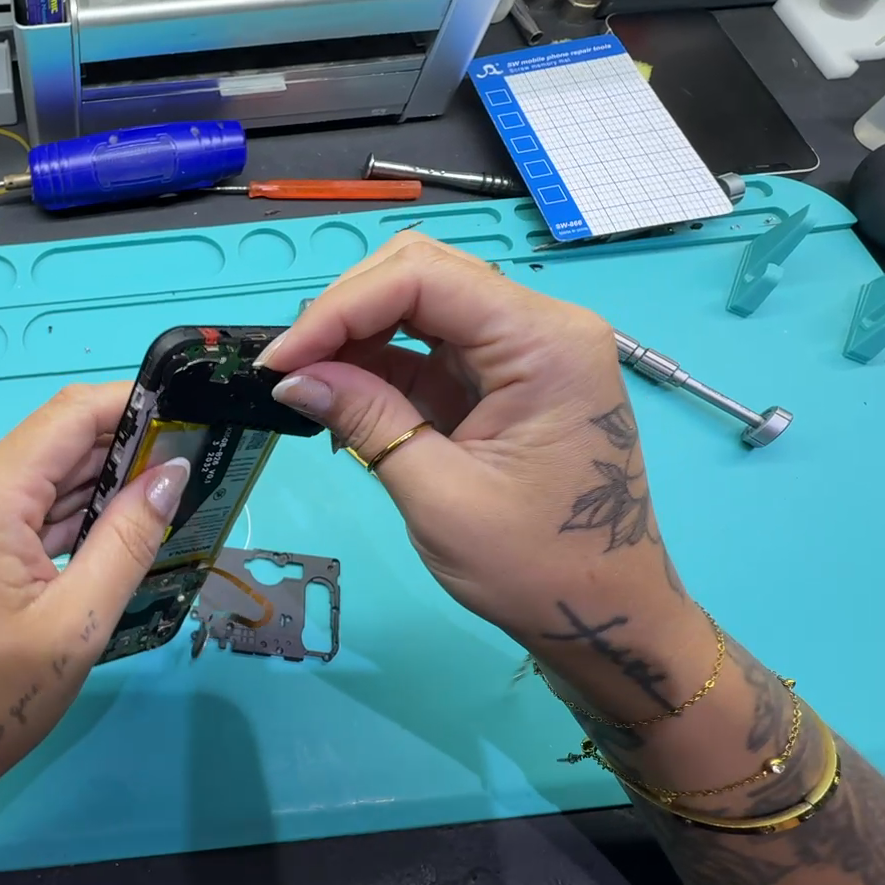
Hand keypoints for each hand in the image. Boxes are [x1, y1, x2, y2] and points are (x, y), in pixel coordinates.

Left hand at [0, 382, 187, 832]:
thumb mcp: (78, 621)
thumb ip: (129, 537)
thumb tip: (172, 471)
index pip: (68, 416)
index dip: (131, 404)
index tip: (188, 412)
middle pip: (55, 441)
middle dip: (124, 447)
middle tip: (192, 461)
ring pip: (41, 472)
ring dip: (99, 481)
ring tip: (167, 492)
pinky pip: (22, 502)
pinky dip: (68, 511)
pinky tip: (116, 522)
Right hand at [258, 233, 689, 664]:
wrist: (603, 613)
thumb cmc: (535, 567)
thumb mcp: (439, 496)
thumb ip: (366, 422)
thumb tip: (290, 379)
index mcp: (542, 343)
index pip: (423, 280)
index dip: (339, 309)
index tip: (281, 363)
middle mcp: (536, 326)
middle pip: (420, 272)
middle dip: (343, 310)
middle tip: (290, 367)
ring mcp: (517, 349)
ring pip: (416, 299)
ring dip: (352, 332)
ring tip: (305, 380)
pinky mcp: (495, 376)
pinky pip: (422, 343)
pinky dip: (371, 360)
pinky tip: (337, 393)